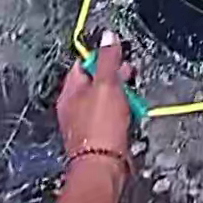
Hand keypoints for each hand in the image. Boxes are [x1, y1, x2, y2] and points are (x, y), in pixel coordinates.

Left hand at [58, 31, 133, 177]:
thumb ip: (108, 58)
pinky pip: (113, 112)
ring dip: (122, 92)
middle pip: (97, 79)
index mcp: (71, 92)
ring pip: (107, 96)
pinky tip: (131, 112)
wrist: (104, 165)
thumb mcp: (107, 84)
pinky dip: (123, 109)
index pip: (84, 63)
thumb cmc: (100, 127)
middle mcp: (75, 106)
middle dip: (116, 74)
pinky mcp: (100, 133)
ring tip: (132, 96)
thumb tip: (107, 36)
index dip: (102, 55)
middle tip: (128, 74)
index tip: (118, 54)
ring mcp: (87, 121)